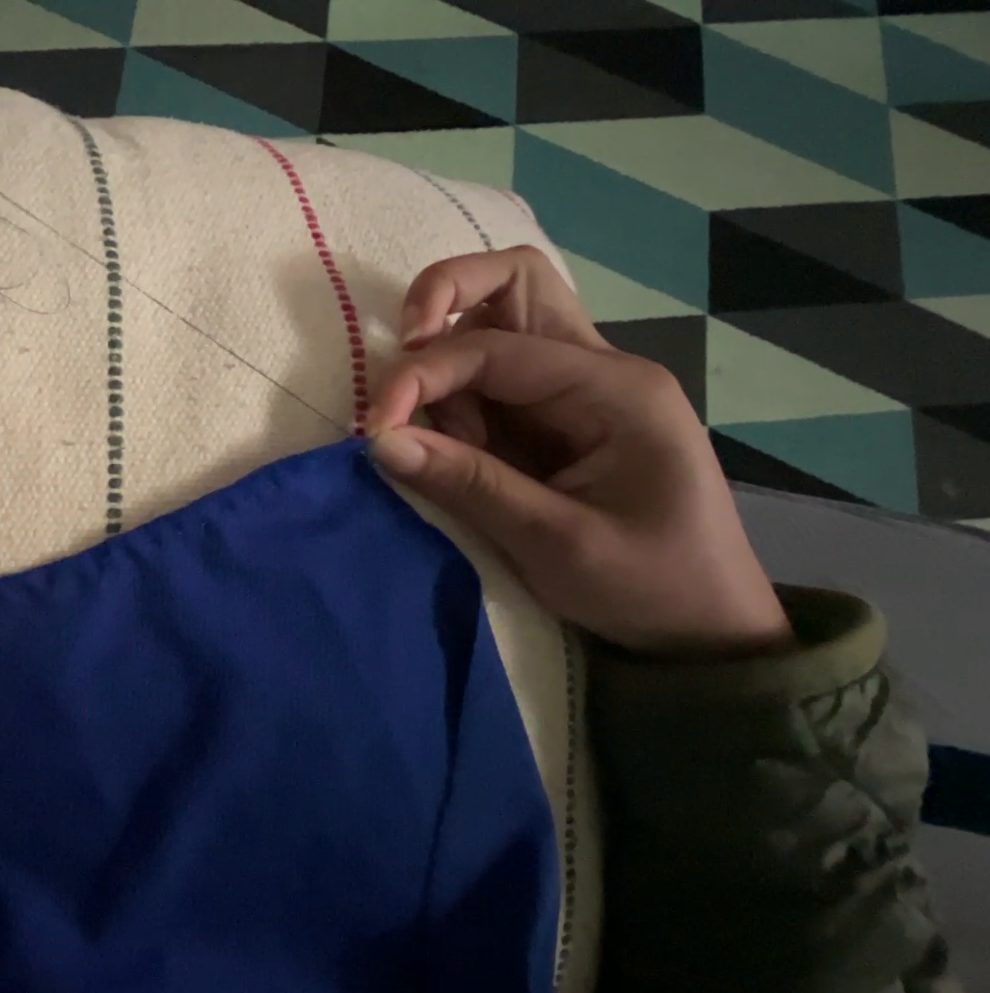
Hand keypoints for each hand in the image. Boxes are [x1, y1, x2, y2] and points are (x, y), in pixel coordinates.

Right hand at [370, 248, 790, 655]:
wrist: (701, 626)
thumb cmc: (647, 584)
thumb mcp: (555, 542)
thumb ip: (467, 484)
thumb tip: (379, 442)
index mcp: (613, 389)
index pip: (494, 347)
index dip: (421, 375)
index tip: (375, 430)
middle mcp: (595, 369)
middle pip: (514, 282)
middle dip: (441, 297)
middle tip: (399, 351)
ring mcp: (572, 389)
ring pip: (495, 321)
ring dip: (440, 358)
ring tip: (422, 431)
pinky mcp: (549, 418)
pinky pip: (487, 379)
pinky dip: (447, 397)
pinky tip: (441, 442)